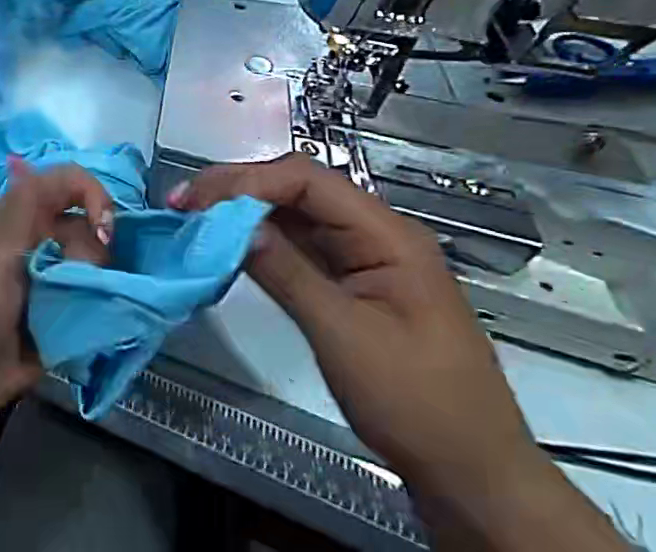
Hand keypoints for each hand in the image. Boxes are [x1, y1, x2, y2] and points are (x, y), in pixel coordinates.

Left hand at [0, 159, 115, 415]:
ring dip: (98, 280)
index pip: (67, 182)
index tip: (105, 231)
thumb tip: (33, 162)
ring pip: (99, 261)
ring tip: (76, 306)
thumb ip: (22, 207)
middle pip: (91, 224)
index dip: (93, 195)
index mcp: (21, 217)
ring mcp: (55, 276)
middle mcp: (41, 239)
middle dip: (95, 249)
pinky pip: (98, 295)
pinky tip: (95, 317)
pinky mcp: (65, 309)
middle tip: (76, 279)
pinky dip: (102, 303)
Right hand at [174, 155, 624, 549]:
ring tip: (195, 218)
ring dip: (246, 214)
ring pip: (297, 216)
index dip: (247, 181)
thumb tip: (232, 224)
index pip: (308, 181)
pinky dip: (262, 243)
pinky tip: (230, 246)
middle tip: (184, 203)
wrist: (471, 474)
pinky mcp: (353, 282)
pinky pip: (302, 248)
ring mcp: (364, 258)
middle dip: (240, 190)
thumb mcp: (343, 335)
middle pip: (300, 190)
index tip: (197, 199)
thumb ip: (287, 272)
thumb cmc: (415, 403)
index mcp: (387, 235)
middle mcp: (376, 234)